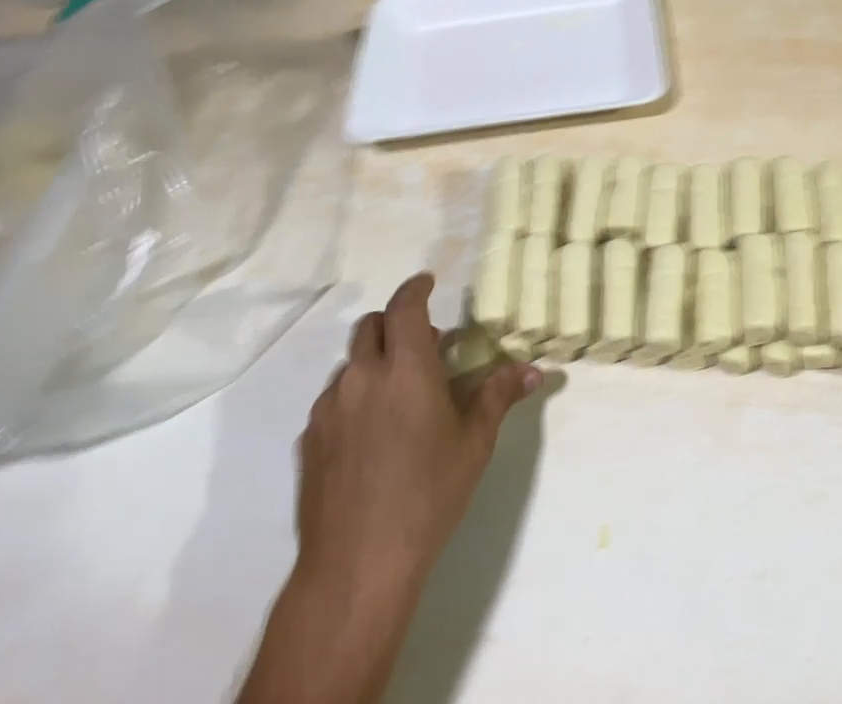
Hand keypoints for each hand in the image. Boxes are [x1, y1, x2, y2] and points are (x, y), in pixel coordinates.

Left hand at [297, 272, 541, 587]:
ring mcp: (329, 407)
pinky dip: (356, 395)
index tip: (427, 282)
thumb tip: (531, 370)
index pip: (405, 308)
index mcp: (405, 370)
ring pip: (351, 363)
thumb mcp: (474, 444)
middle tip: (425, 343)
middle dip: (396, 322)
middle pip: (371, 327)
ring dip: (375, 361)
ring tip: (401, 392)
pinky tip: (373, 432)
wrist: (359, 558)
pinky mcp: (310, 437)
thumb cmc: (429, 495)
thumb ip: (497, 397)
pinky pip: (335, 398)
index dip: (416, 289)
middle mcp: (361, 377)